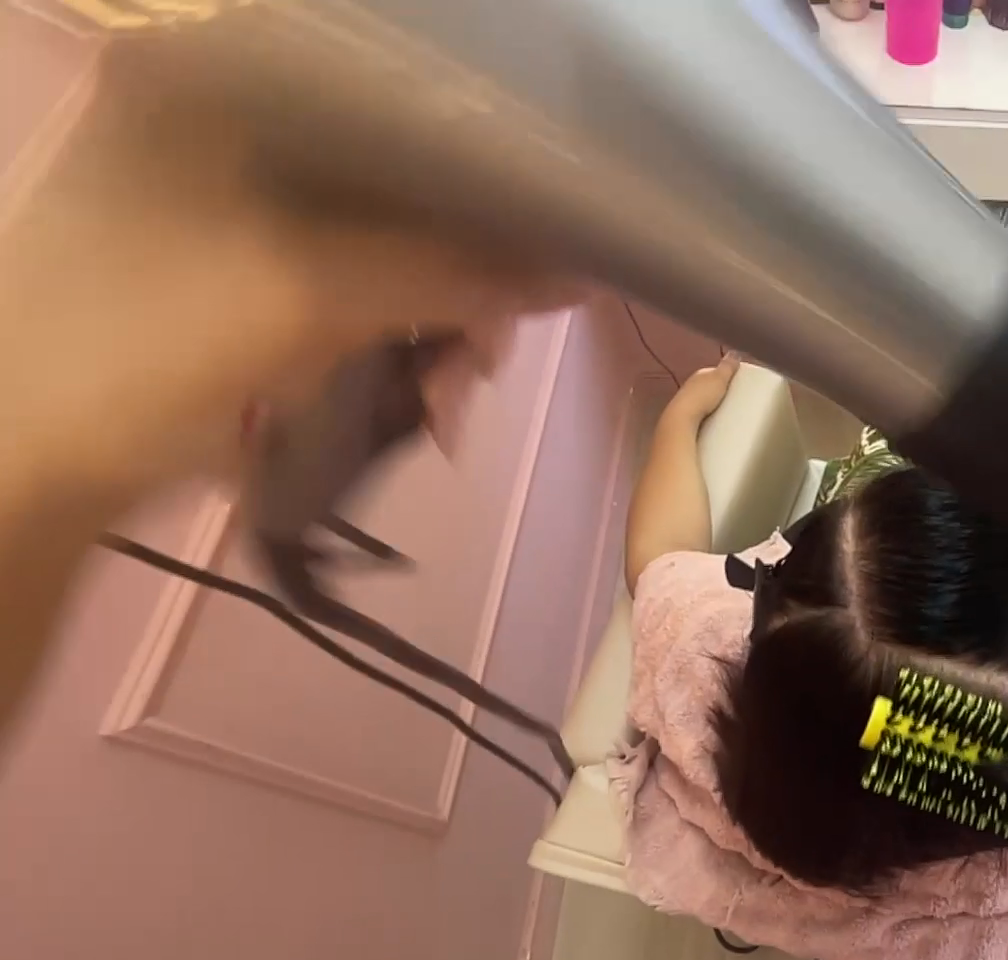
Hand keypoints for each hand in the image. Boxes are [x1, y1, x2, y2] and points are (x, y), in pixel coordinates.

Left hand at [0, 54, 578, 500]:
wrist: (28, 451)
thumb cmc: (146, 341)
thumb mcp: (318, 295)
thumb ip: (459, 276)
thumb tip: (582, 276)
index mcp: (227, 90)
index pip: (406, 113)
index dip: (489, 182)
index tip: (543, 249)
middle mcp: (247, 133)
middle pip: (418, 197)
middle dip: (467, 289)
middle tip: (484, 363)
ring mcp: (259, 208)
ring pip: (409, 256)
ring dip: (448, 336)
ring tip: (448, 406)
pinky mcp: (273, 272)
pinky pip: (384, 297)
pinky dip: (415, 352)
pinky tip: (430, 406)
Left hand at [662, 355, 740, 427]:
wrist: (683, 417)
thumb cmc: (701, 396)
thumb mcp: (719, 378)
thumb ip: (727, 366)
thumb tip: (734, 352)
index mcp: (700, 373)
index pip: (715, 372)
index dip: (727, 377)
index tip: (737, 384)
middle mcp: (692, 384)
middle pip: (710, 385)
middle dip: (720, 390)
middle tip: (734, 398)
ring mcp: (687, 398)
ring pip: (704, 397)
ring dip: (713, 402)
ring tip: (726, 410)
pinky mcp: (687, 413)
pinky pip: (701, 410)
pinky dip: (708, 412)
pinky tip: (714, 418)